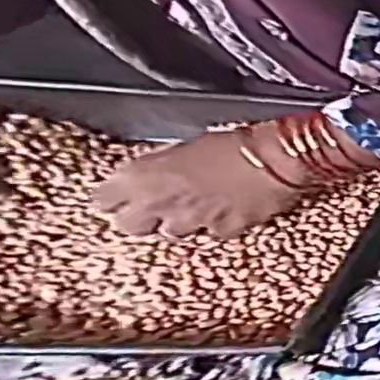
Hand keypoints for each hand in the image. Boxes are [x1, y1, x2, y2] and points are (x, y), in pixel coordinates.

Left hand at [91, 129, 304, 237]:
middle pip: (131, 227)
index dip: (118, 199)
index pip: (103, 200)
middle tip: (163, 210)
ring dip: (185, 223)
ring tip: (202, 210)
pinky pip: (215, 233)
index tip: (129, 197)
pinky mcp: (224, 229)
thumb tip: (156, 177)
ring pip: (174, 233)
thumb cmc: (231, 145)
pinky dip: (222, 226)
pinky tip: (232, 213)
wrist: (276, 158)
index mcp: (138, 177)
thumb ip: (159, 168)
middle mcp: (157, 202)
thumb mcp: (182, 148)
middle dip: (145, 219)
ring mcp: (191, 220)